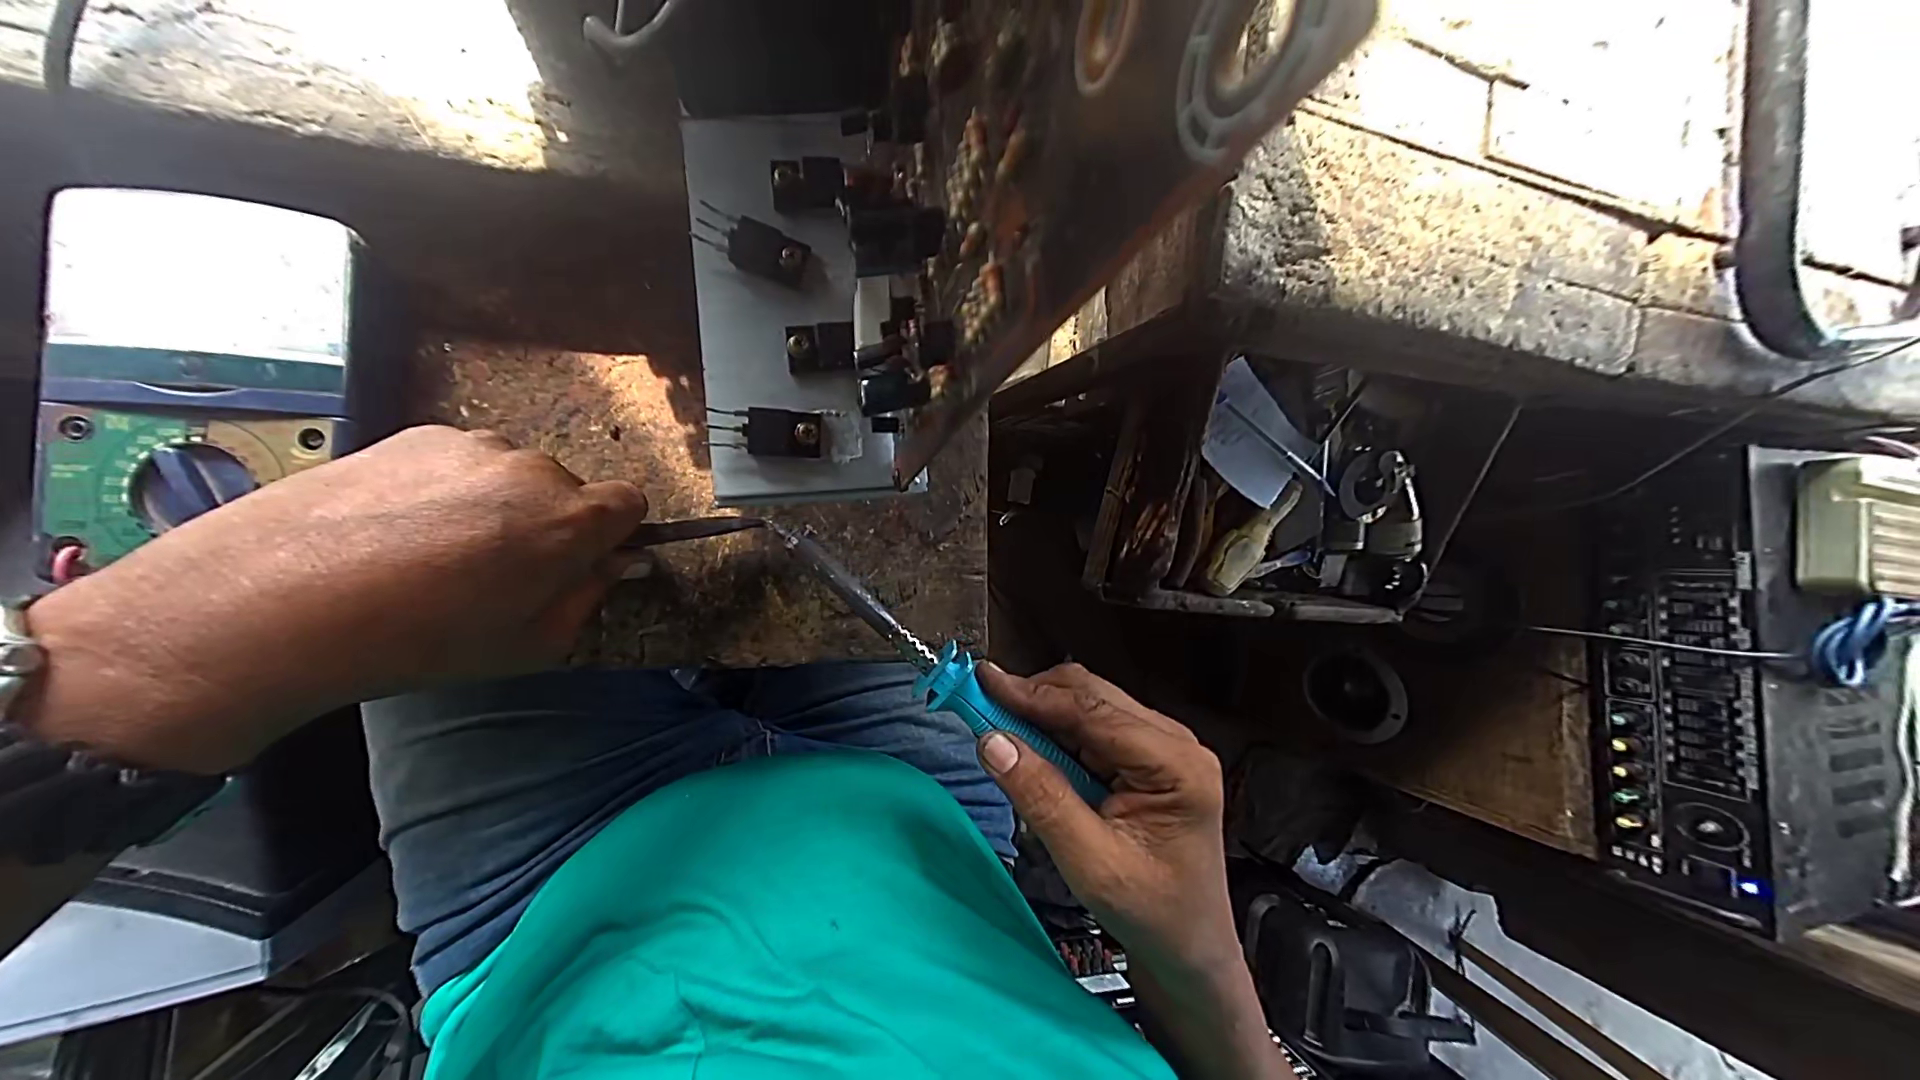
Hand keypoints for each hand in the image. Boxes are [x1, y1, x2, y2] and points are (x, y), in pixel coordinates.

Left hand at [18, 426, 648, 772]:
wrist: (274, 603)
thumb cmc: (425, 639)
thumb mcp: (533, 643)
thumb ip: (591, 595)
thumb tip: (620, 562)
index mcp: (572, 520)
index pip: (630, 502)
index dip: (614, 532)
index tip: (582, 560)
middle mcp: (533, 470)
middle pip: (569, 490)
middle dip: (552, 522)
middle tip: (499, 568)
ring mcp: (472, 447)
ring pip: (513, 475)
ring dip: (500, 503)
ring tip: (438, 549)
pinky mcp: (415, 435)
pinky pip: (462, 461)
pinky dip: (451, 487)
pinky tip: (400, 526)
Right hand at [976, 663, 1289, 1079]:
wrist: (1190, 948)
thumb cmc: (1151, 913)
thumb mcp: (1090, 864)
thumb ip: (1042, 798)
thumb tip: (992, 741)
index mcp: (1175, 763)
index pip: (1092, 711)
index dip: (1032, 693)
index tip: (982, 680)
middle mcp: (1174, 740)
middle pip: (1091, 696)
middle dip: (1034, 697)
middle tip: (981, 703)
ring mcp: (1162, 744)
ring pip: (1088, 705)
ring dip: (1041, 712)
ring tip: (999, 724)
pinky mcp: (1145, 754)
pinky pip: (1091, 726)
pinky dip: (1055, 731)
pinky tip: (1030, 745)